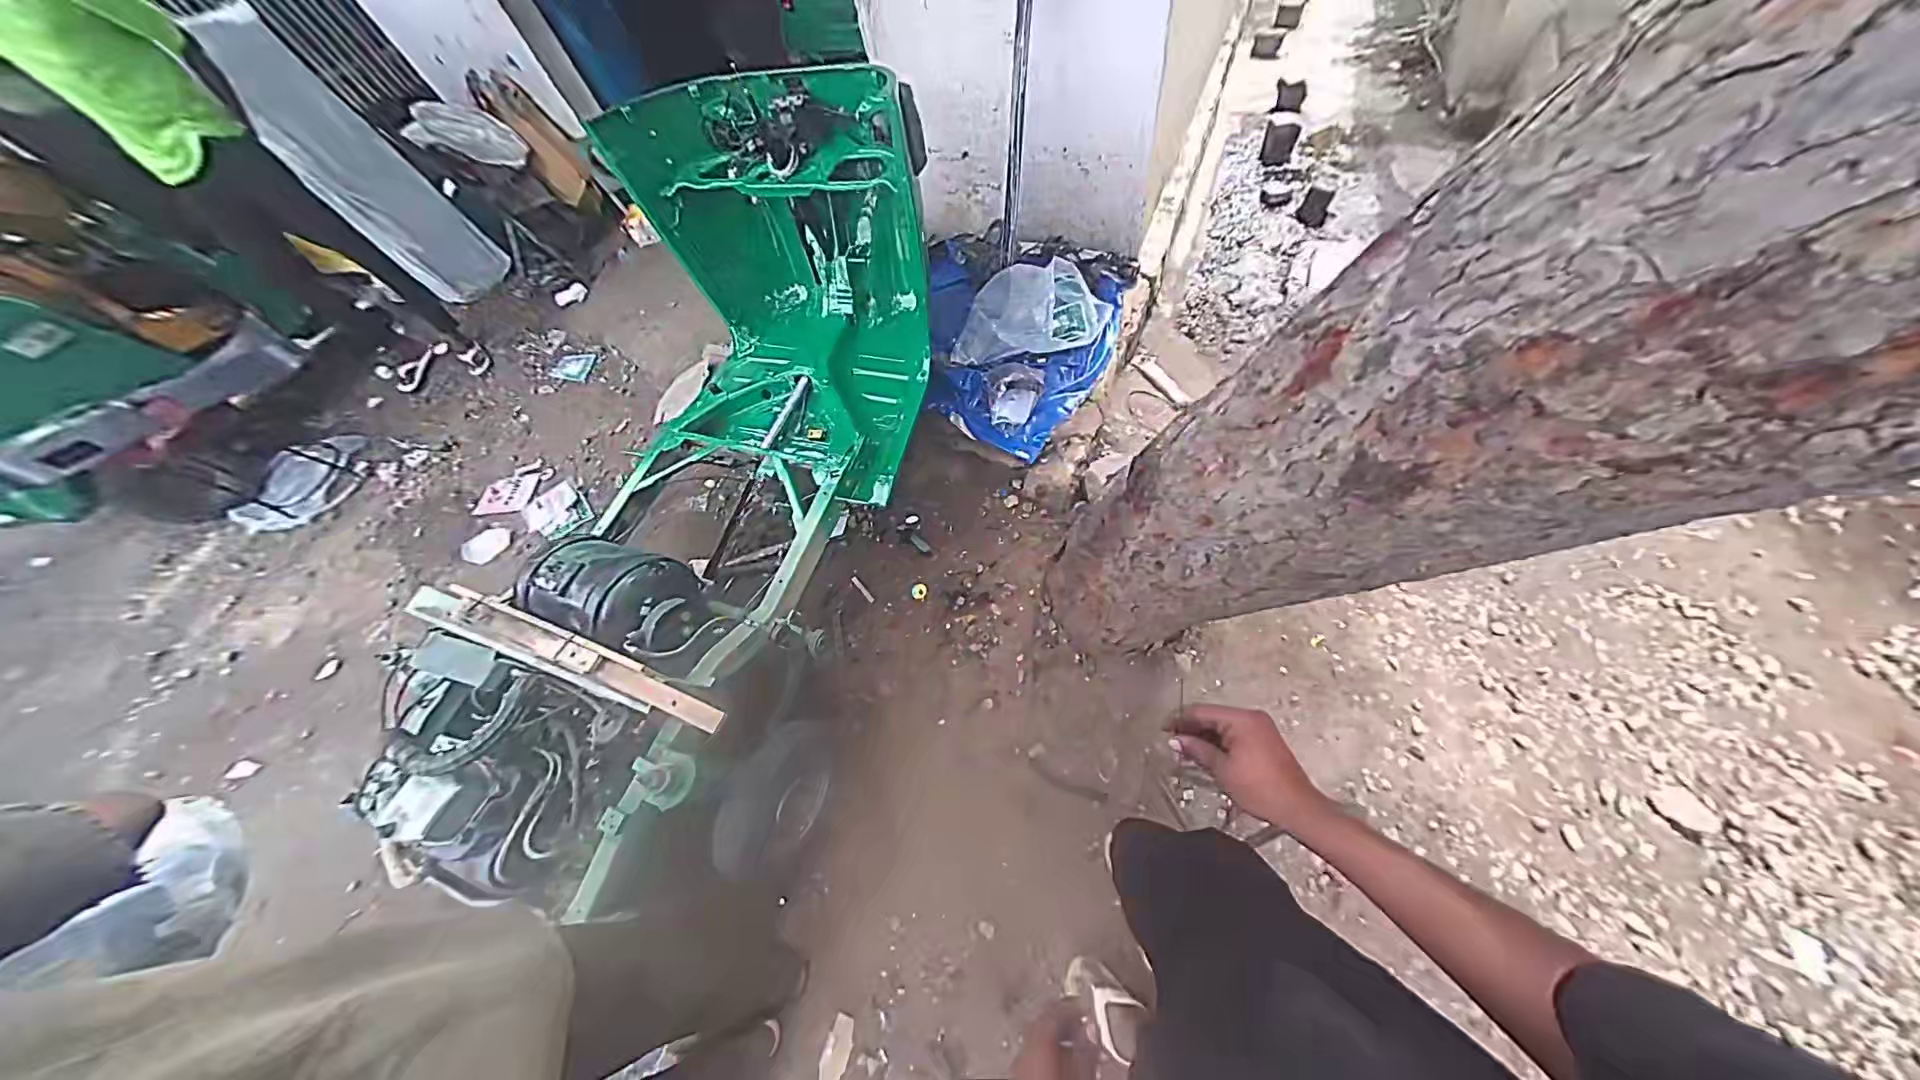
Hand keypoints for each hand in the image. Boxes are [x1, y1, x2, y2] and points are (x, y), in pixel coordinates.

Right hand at [1168, 704, 1332, 829]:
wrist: (1298, 808)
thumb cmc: (1260, 789)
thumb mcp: (1222, 769)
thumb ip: (1197, 750)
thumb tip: (1177, 740)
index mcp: (1242, 719)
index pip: (1201, 712)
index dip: (1179, 720)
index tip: (1164, 731)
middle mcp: (1252, 717)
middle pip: (1212, 716)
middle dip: (1191, 729)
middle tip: (1173, 743)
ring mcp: (1260, 728)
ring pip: (1223, 725)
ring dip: (1205, 736)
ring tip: (1186, 751)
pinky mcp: (1264, 739)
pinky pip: (1234, 733)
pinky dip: (1219, 742)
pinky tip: (1206, 754)